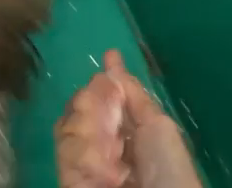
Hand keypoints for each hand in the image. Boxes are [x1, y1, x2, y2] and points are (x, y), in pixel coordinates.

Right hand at [57, 50, 200, 187]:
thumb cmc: (167, 169)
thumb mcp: (157, 126)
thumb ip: (131, 93)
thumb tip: (112, 59)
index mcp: (125, 136)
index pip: (102, 100)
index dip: (104, 81)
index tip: (110, 56)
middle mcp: (101, 147)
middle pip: (79, 105)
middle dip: (93, 98)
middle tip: (108, 105)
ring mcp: (82, 163)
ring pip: (68, 122)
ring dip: (90, 125)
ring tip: (112, 146)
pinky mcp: (68, 178)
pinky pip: (64, 147)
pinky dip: (82, 148)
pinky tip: (102, 163)